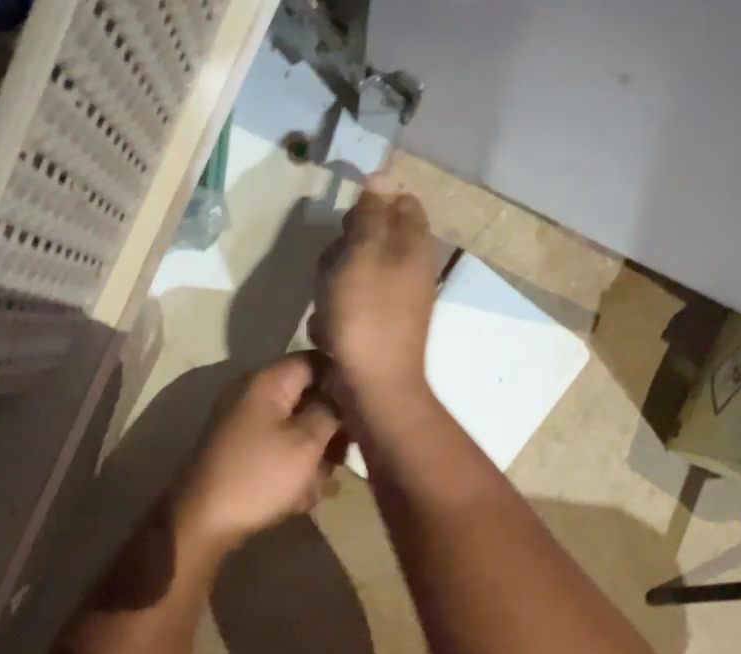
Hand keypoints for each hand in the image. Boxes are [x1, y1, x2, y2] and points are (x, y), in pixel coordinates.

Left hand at [175, 354, 341, 553]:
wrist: (204, 521)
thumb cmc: (260, 477)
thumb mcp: (306, 442)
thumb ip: (331, 410)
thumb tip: (343, 392)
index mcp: (267, 382)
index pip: (316, 361)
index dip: (343, 381)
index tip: (364, 410)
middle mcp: (253, 395)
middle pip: (308, 399)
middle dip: (330, 430)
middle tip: (342, 458)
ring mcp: (245, 425)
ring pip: (297, 430)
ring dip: (314, 458)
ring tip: (316, 487)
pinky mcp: (242, 452)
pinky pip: (279, 452)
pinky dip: (293, 472)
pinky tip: (298, 498)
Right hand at [310, 175, 440, 404]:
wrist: (375, 387)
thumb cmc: (366, 316)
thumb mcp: (363, 251)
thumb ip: (372, 213)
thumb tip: (382, 178)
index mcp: (415, 246)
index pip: (401, 203)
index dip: (371, 205)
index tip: (346, 223)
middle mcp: (411, 270)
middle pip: (372, 238)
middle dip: (343, 249)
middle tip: (332, 268)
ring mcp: (396, 303)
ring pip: (355, 273)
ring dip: (333, 284)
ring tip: (326, 304)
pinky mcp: (379, 329)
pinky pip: (351, 308)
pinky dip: (336, 315)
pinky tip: (328, 330)